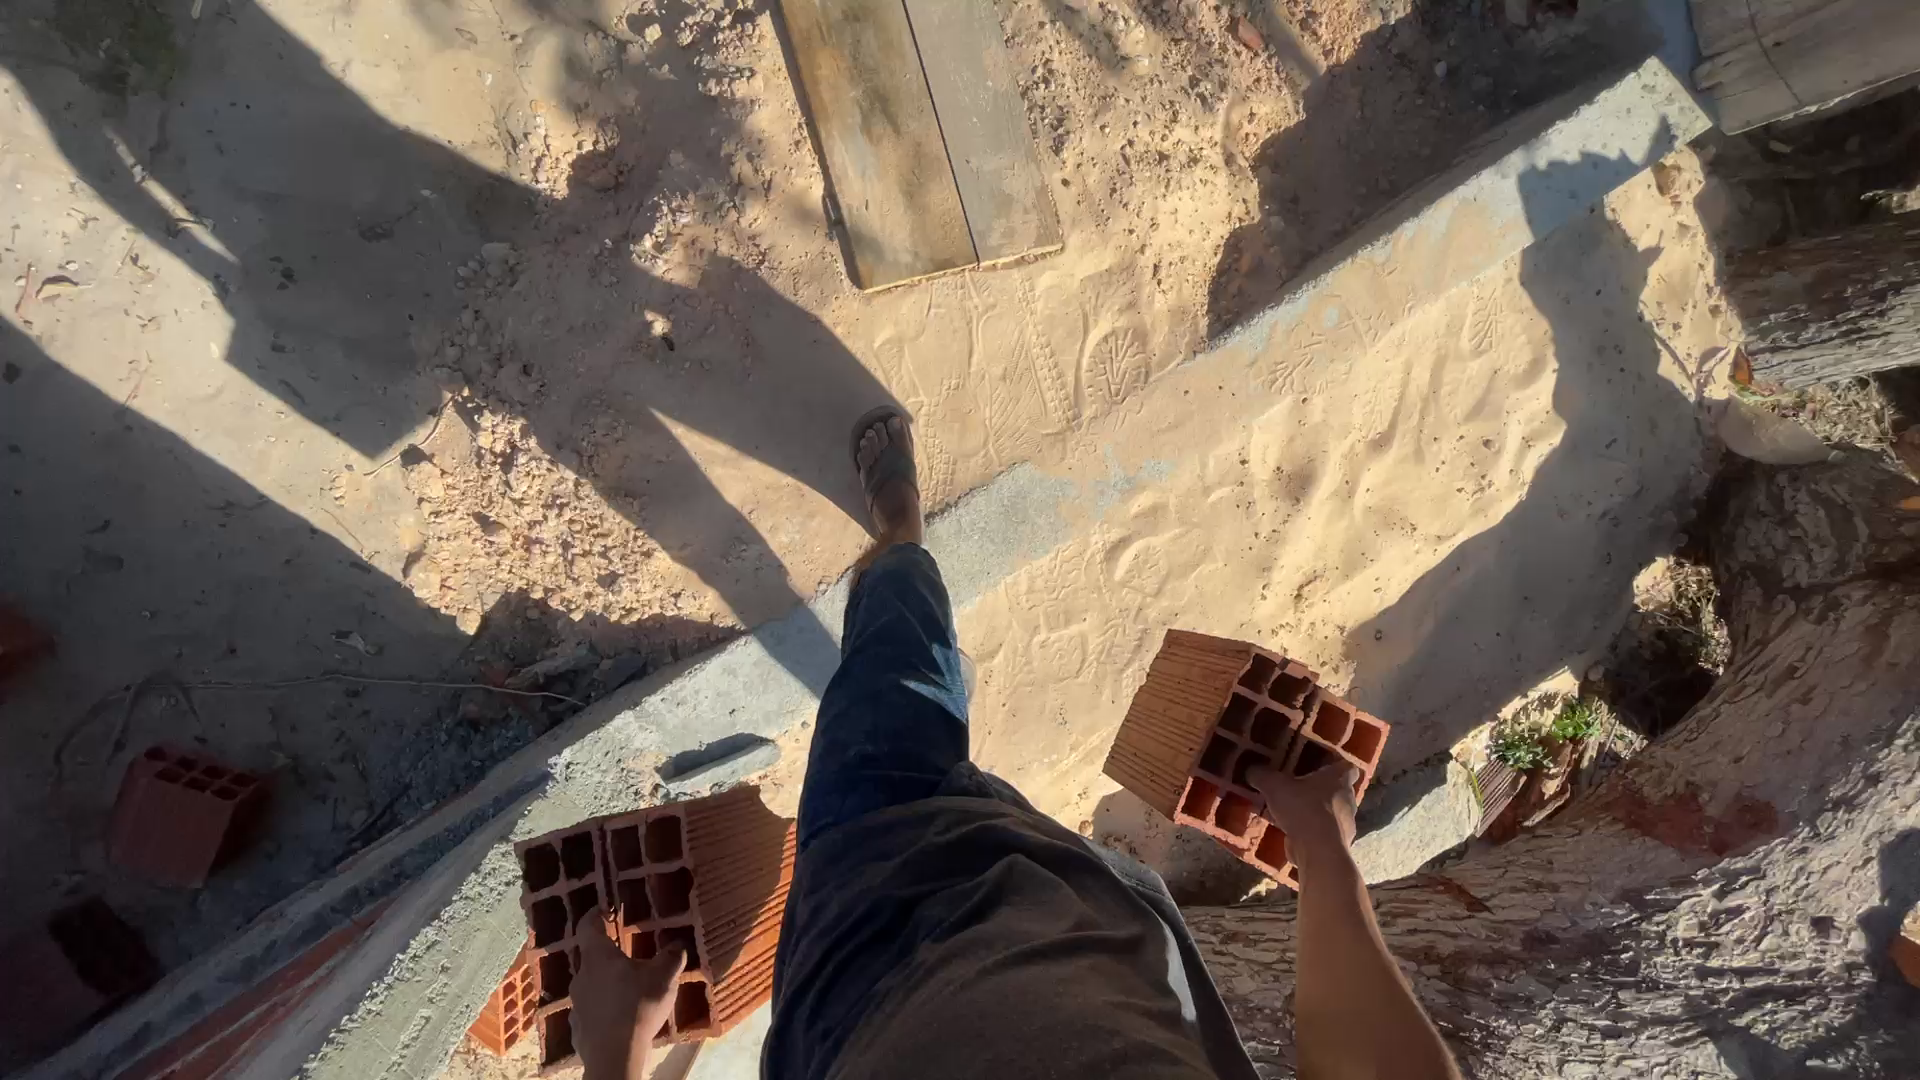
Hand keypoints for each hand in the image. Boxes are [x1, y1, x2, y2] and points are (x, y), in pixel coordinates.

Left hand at [570, 906, 687, 1079]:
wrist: (615, 1058)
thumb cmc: (638, 1006)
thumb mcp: (665, 975)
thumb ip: (672, 955)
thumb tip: (677, 943)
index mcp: (598, 958)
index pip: (587, 927)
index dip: (594, 914)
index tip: (603, 908)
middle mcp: (581, 977)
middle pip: (591, 958)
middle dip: (608, 955)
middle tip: (628, 955)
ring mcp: (576, 1006)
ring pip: (591, 985)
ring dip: (606, 983)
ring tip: (628, 988)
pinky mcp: (577, 1030)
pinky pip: (591, 1010)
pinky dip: (603, 1008)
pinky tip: (620, 1016)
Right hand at [1247, 762, 1359, 872]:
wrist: (1317, 850)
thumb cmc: (1302, 807)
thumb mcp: (1273, 784)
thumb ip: (1261, 774)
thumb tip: (1251, 769)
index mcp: (1338, 779)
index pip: (1347, 767)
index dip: (1336, 765)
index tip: (1322, 765)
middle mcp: (1347, 800)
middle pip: (1338, 790)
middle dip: (1321, 790)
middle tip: (1299, 787)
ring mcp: (1345, 824)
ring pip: (1331, 812)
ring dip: (1316, 812)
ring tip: (1292, 811)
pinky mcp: (1338, 844)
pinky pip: (1323, 832)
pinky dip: (1312, 831)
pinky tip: (1293, 831)